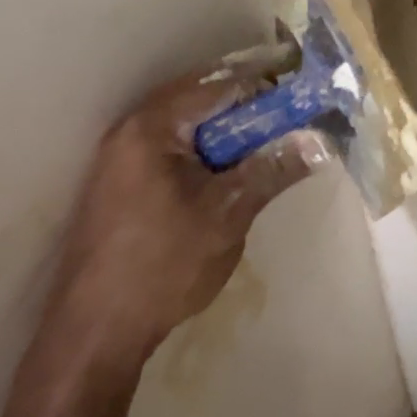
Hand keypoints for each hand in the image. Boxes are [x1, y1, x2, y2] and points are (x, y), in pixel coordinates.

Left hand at [53, 48, 329, 353]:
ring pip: (184, 131)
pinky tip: (222, 186)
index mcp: (152, 125)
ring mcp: (117, 160)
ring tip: (260, 162)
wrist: (97, 329)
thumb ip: (271, 170)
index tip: (301, 108)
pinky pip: (167, 154)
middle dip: (244, 116)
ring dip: (223, 140)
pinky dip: (199, 159)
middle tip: (286, 135)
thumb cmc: (164, 265)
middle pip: (199, 104)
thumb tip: (319, 140)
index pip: (219, 87)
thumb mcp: (227, 215)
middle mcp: (128, 130)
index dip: (264, 92)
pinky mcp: (117, 187)